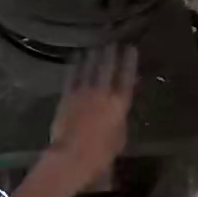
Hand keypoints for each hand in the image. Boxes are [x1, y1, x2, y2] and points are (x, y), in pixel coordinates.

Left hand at [42, 43, 137, 192]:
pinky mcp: (66, 96)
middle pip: (107, 67)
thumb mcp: (119, 137)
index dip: (129, 62)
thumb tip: (120, 107)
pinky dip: (74, 65)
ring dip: (93, 56)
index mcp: (119, 104)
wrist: (72, 155)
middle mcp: (102, 93)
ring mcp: (82, 93)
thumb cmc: (101, 153)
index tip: (131, 48)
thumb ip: (121, 118)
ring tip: (95, 45)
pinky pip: (71, 76)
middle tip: (112, 41)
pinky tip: (76, 57)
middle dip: (111, 53)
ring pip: (89, 68)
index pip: (126, 77)